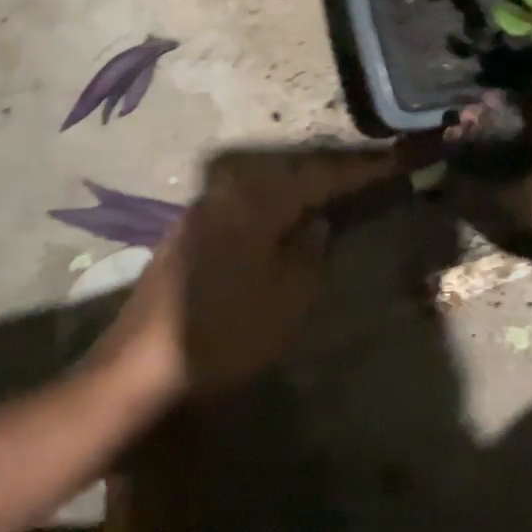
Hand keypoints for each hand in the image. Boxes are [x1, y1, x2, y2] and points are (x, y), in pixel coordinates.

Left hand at [85, 150, 390, 401]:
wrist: (135, 370)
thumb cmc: (223, 332)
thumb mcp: (287, 299)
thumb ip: (311, 252)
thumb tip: (319, 223)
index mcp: (257, 203)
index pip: (321, 176)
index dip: (361, 170)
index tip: (395, 161)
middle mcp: (227, 195)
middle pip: (291, 173)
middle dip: (331, 174)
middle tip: (368, 173)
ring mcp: (202, 213)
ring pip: (265, 188)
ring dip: (300, 190)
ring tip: (333, 194)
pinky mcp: (186, 235)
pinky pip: (244, 206)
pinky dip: (272, 207)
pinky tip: (283, 222)